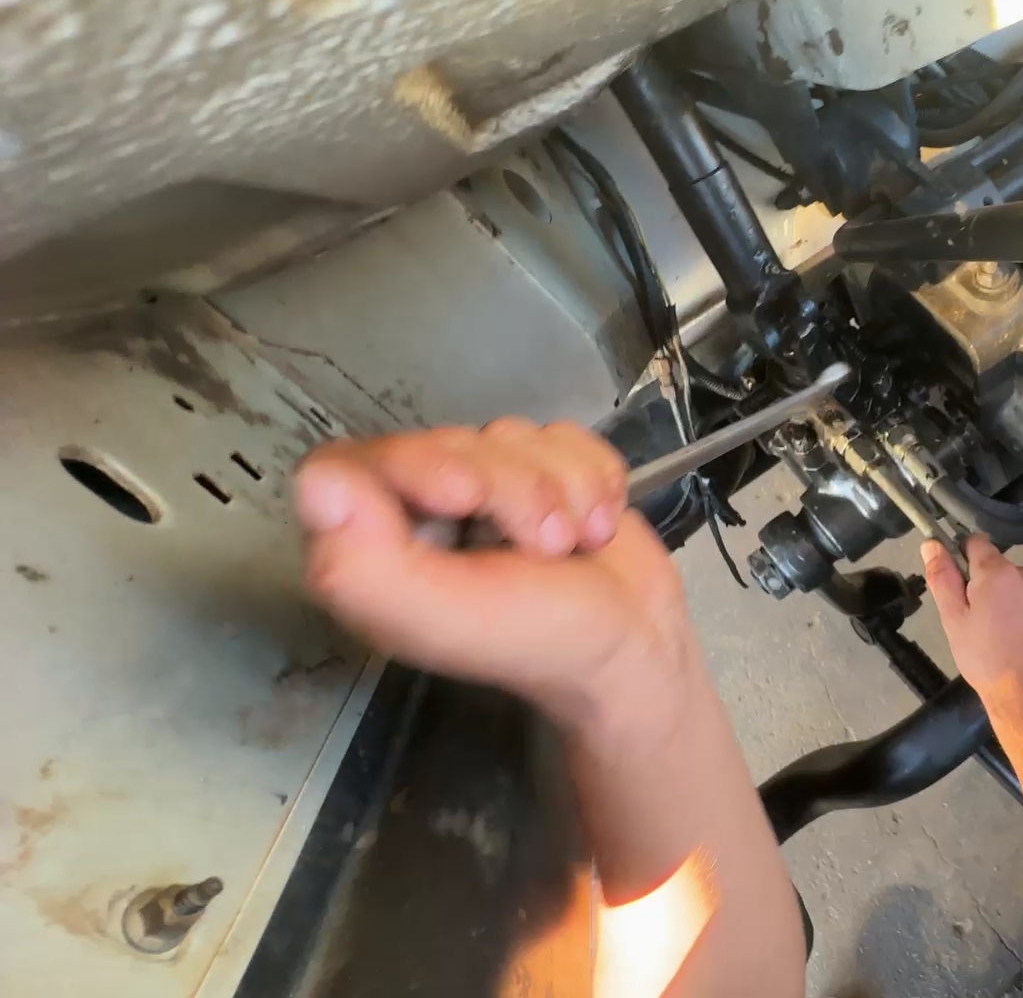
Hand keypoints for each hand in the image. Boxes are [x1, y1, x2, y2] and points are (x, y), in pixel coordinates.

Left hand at [294, 419, 691, 735]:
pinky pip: (572, 438)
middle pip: (458, 441)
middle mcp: (433, 510)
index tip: (467, 498)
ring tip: (579, 544)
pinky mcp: (560, 475)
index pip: (364, 460)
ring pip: (522, 436)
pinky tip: (600, 525)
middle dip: (521, 490)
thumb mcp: (443, 620)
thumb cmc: (545, 642)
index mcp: (381, 547)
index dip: (418, 463)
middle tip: (550, 547)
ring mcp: (503, 487)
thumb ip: (363, 565)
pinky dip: (600, 479)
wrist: (638, 648)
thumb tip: (322, 483)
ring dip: (571, 490)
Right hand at [921, 535, 1022, 715]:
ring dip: (1005, 595)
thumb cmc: (983, 656)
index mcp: (997, 571)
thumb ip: (942, 576)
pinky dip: (1022, 608)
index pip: (975, 542)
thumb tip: (931, 544)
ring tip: (996, 629)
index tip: (958, 584)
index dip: (962, 558)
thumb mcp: (953, 618)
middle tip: (974, 617)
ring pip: (1015, 582)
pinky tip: (1016, 634)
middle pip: (996, 565)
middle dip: (984, 582)